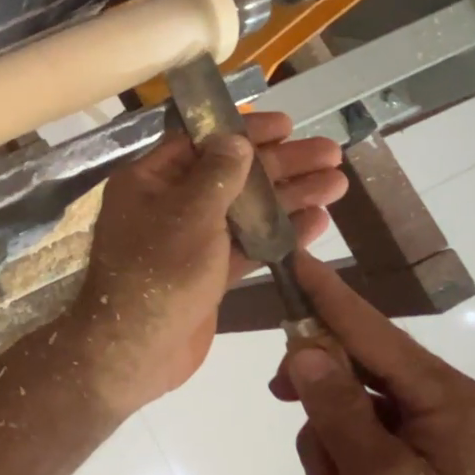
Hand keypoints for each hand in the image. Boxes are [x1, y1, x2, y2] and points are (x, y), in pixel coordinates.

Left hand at [74, 112, 344, 414]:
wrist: (136, 349)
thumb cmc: (157, 273)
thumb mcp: (188, 214)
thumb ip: (216, 174)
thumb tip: (234, 139)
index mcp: (146, 182)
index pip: (198, 143)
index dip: (242, 132)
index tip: (286, 125)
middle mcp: (165, 206)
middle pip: (228, 175)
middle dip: (279, 164)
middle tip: (331, 153)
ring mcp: (187, 241)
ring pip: (243, 210)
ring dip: (288, 196)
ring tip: (338, 182)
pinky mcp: (206, 273)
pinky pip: (246, 244)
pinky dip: (280, 233)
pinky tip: (318, 220)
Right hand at [273, 254, 474, 474]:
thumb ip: (337, 408)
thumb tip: (304, 348)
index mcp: (446, 396)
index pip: (373, 330)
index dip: (328, 295)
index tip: (294, 258)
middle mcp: (449, 401)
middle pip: (359, 370)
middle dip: (318, 395)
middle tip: (282, 404)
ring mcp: (447, 430)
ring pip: (360, 408)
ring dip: (333, 443)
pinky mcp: (440, 456)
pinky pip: (377, 436)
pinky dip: (352, 460)